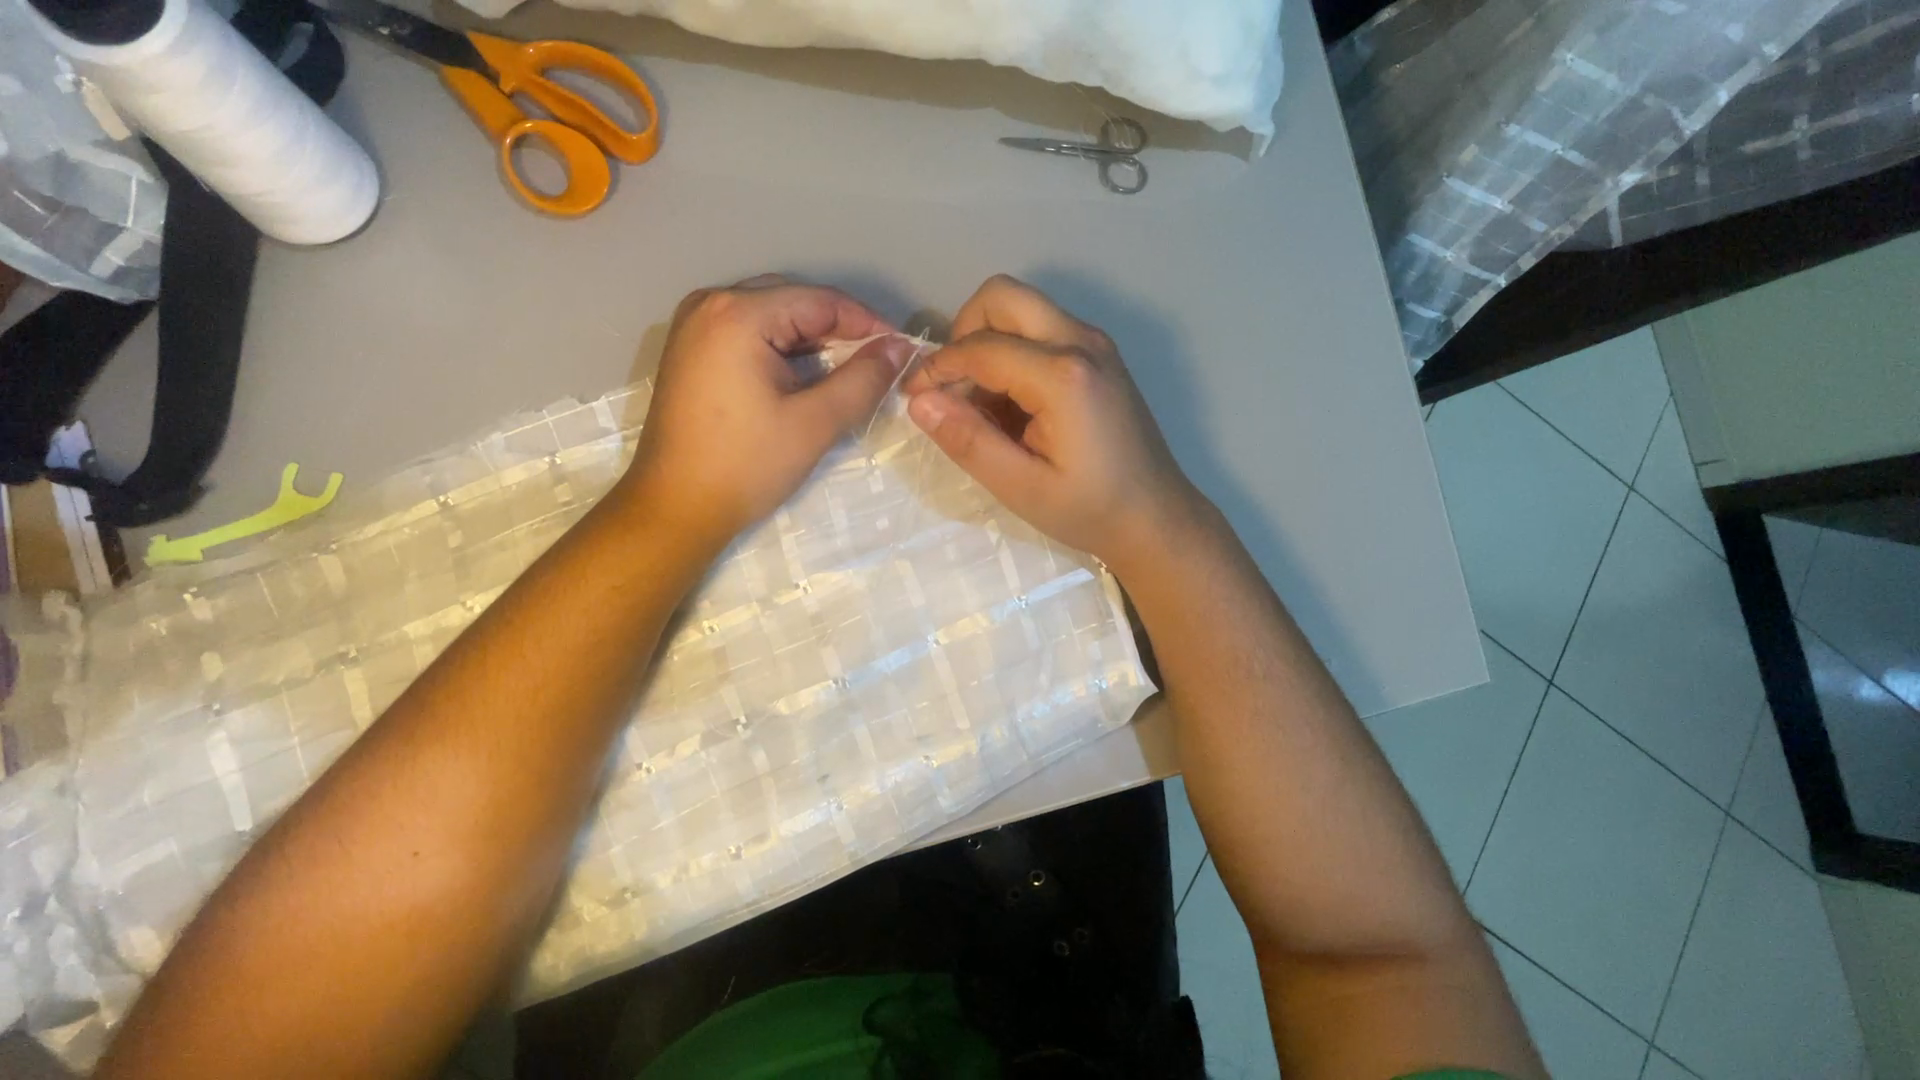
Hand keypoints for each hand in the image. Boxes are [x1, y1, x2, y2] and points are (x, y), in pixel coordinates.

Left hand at [620, 276, 911, 549]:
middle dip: (838, 330)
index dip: (867, 323)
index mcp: (738, 314)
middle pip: (794, 301)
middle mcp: (710, 304)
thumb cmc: (745, 465)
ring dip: (810, 340)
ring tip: (846, 372)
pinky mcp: (689, 348)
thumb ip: (863, 379)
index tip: (900, 351)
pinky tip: (803, 377)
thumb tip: (898, 347)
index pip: (820, 300)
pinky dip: (780, 347)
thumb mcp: (815, 423)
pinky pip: (747, 331)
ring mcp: (693, 324)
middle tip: (876, 364)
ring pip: (771, 315)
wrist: (675, 507)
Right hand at [906, 275, 1200, 572]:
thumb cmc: (1088, 509)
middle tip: (956, 387)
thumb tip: (919, 401)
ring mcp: (1095, 342)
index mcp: (1062, 376)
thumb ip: (967, 441)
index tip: (914, 398)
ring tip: (984, 404)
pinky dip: (1014, 351)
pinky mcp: (1099, 353)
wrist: (1155, 517)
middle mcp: (1081, 342)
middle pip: (1001, 296)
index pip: (980, 347)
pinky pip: (1042, 328)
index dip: (937, 368)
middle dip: (964, 332)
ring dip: (989, 341)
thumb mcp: (1019, 487)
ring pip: (1022, 307)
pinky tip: (1014, 406)